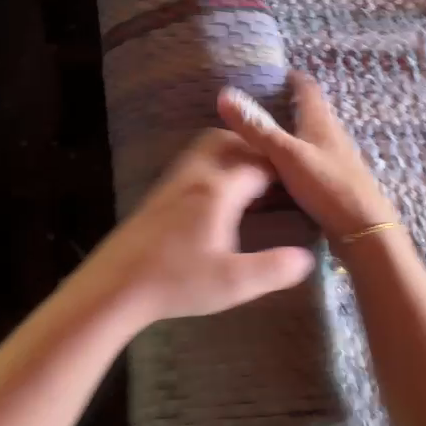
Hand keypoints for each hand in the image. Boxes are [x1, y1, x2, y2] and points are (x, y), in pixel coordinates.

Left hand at [80, 130, 315, 325]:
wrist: (118, 282)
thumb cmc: (177, 281)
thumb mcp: (233, 283)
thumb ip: (273, 268)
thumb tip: (306, 258)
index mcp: (218, 190)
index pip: (257, 164)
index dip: (283, 168)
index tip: (302, 177)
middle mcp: (196, 175)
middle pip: (227, 142)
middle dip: (254, 150)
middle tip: (277, 172)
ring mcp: (174, 180)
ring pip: (206, 148)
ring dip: (232, 153)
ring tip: (253, 179)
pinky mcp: (160, 191)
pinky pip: (193, 161)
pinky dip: (214, 164)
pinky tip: (219, 194)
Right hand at [217, 71, 399, 240]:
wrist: (366, 232)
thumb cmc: (327, 186)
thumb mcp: (285, 155)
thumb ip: (256, 128)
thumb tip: (225, 94)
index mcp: (321, 121)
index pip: (308, 87)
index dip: (292, 78)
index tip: (272, 74)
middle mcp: (332, 134)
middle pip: (310, 111)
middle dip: (288, 104)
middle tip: (259, 105)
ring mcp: (336, 159)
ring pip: (311, 137)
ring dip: (291, 132)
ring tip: (264, 137)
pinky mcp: (336, 182)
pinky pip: (311, 160)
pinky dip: (294, 157)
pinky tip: (280, 171)